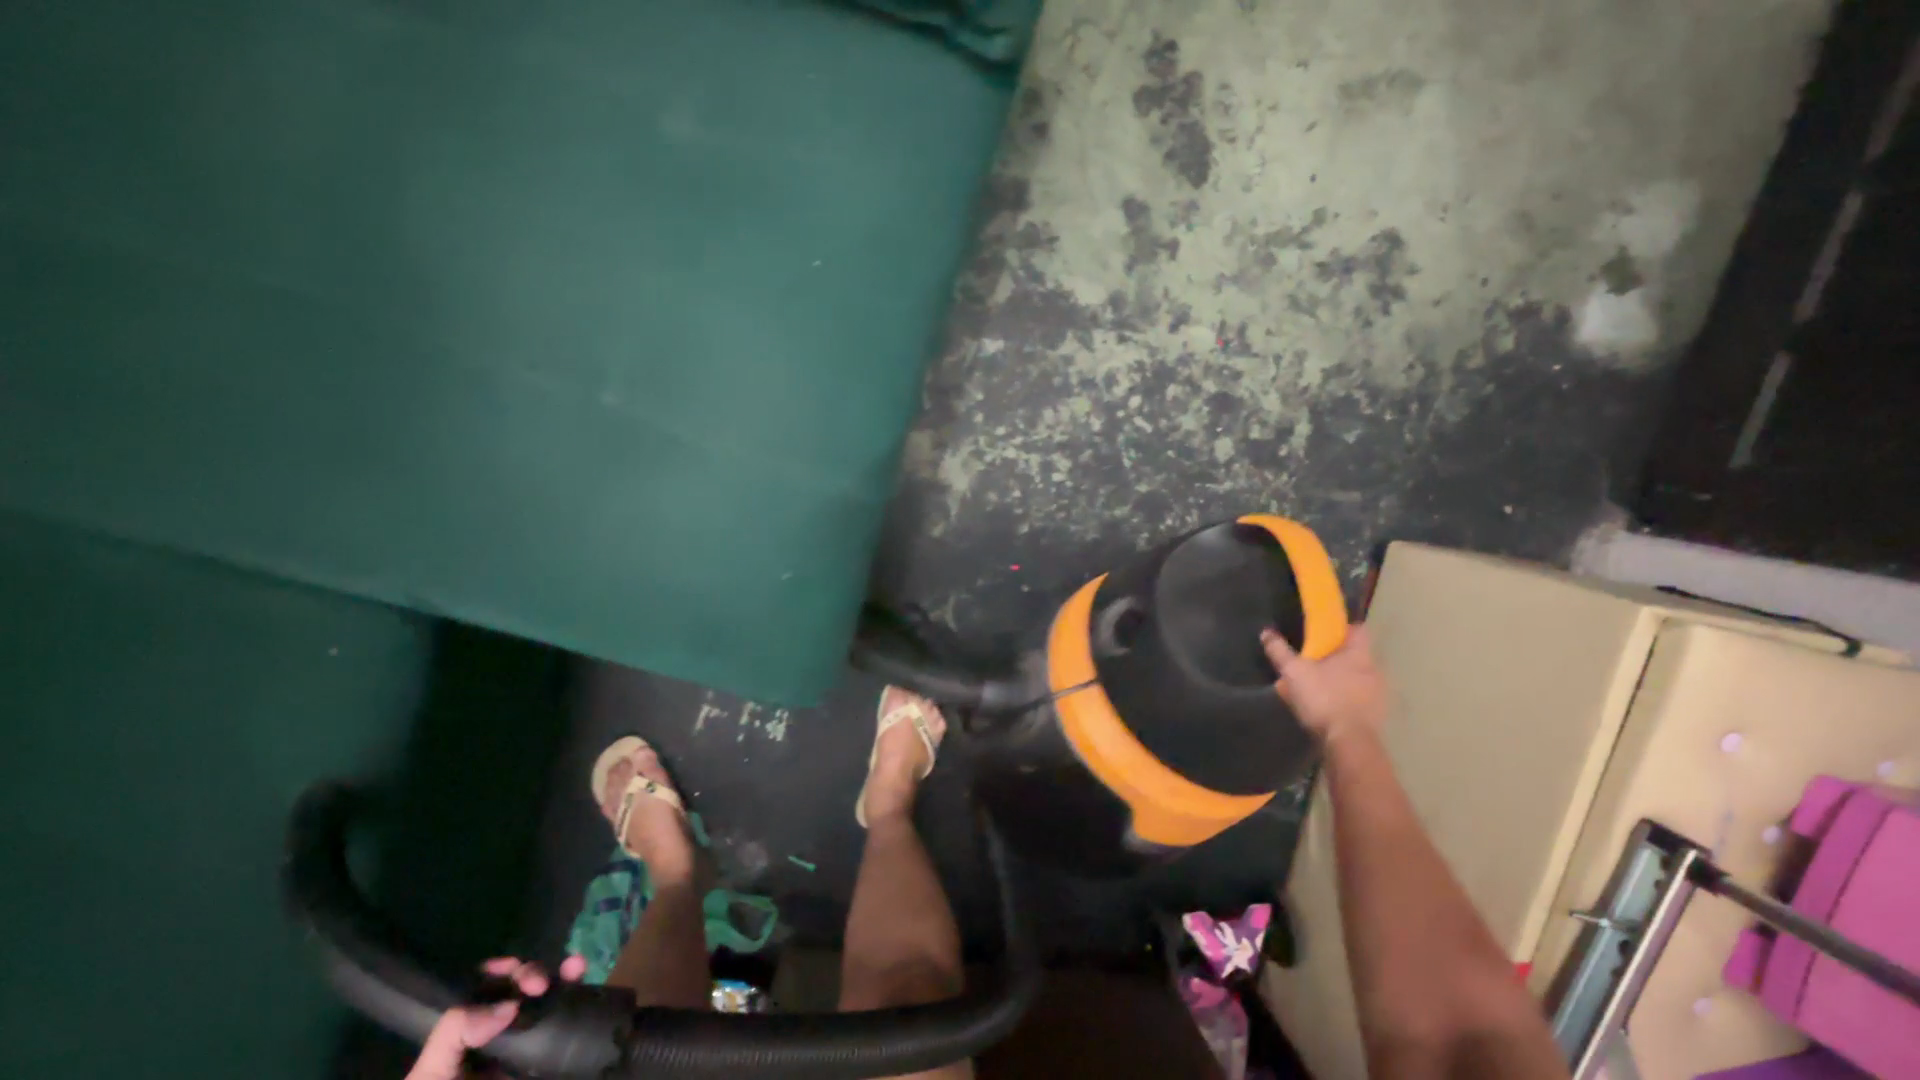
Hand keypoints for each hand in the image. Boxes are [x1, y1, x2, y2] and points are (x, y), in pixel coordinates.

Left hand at [405, 955, 587, 1079]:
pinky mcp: (549, 1062)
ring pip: (548, 1000)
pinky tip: (583, 979)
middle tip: (537, 984)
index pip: (481, 989)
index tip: (509, 969)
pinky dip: (579, 996)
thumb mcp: (429, 1076)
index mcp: (465, 1036)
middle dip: (531, 974)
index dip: (497, 971)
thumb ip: (454, 1034)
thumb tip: (508, 1005)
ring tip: (574, 967)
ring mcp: (526, 1048)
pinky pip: (567, 1024)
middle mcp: (497, 1036)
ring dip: (563, 975)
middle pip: (517, 989)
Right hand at [1259, 624, 1387, 748]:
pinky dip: (1343, 701)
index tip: (1321, 636)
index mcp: (1359, 654)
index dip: (1340, 630)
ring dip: (1339, 681)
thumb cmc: (1324, 698)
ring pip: (1356, 679)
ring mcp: (1378, 695)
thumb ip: (1280, 651)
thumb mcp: (1294, 672)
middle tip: (1312, 664)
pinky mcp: (1376, 716)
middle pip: (1355, 656)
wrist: (1348, 743)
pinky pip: (1358, 700)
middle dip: (1334, 659)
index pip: (1358, 630)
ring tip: (1315, 689)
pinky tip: (1326, 710)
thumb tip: (1266, 632)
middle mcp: (1374, 670)